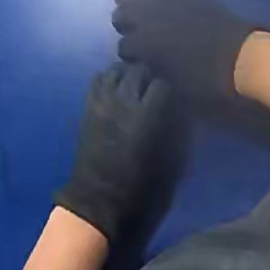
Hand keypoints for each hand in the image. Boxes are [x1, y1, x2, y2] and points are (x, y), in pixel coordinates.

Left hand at [54, 62, 182, 242]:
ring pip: (116, 69)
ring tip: (137, 86)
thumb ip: (179, 132)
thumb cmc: (142, 189)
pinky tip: (117, 89)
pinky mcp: (87, 106)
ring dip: (128, 73)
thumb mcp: (173, 164)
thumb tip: (182, 111)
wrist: (100, 200)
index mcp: (147, 116)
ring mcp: (102, 101)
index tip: (176, 98)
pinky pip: (97, 79)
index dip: (171, 89)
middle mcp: (123, 101)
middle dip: (150, 76)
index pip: (163, 84)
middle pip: (138, 70)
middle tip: (156, 89)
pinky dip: (109, 78)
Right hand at [111, 0, 260, 112]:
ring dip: (131, 1)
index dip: (130, 53)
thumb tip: (145, 59)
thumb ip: (153, 66)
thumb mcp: (173, 81)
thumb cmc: (207, 77)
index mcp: (141, 44)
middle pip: (120, 15)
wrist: (241, 57)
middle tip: (135, 31)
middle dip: (124, 24)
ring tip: (135, 6)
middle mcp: (144, 18)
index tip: (138, 57)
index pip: (122, 46)